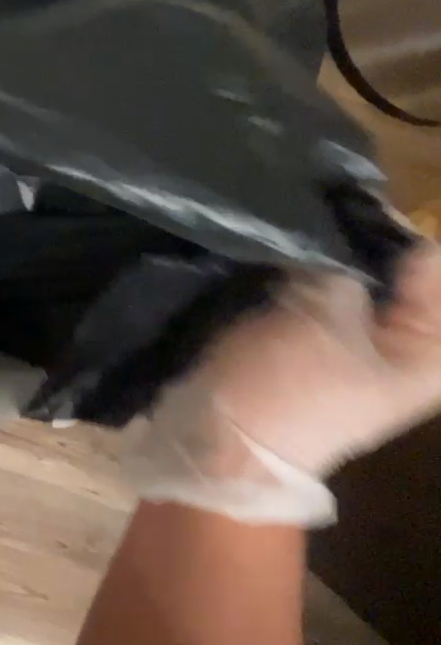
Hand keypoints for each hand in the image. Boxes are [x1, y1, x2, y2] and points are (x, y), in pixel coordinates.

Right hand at [128, 240, 440, 525]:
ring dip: (308, 264)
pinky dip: (285, 284)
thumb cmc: (283, 388)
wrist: (225, 447)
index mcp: (432, 347)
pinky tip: (258, 270)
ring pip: (338, 285)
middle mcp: (404, 346)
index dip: (381, 226)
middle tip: (293, 217)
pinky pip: (304, 304)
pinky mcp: (303, 352)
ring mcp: (351, 351)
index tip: (330, 197)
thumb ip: (335, 275)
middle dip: (341, 245)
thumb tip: (329, 245)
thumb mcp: (317, 322)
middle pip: (385, 273)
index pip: (428, 262)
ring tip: (270, 239)